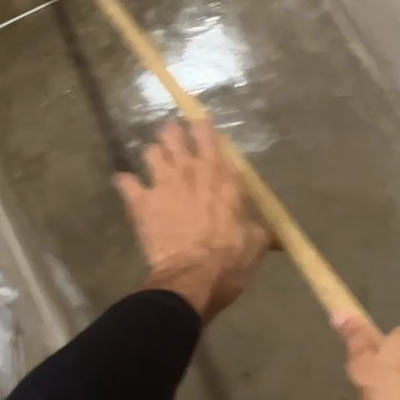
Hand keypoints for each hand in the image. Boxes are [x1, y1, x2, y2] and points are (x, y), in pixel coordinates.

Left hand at [115, 120, 271, 322]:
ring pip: (151, 152)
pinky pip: (125, 183)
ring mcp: (162, 184)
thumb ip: (260, 230)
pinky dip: (126, 183)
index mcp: (220, 175)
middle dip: (172, 134)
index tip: (200, 122)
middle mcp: (190, 171)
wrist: (193, 277)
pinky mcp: (141, 203)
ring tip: (154, 161)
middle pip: (174, 136)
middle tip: (172, 139)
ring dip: (152, 155)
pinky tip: (127, 185)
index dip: (202, 126)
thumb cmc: (230, 258)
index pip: (209, 136)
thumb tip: (273, 236)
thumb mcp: (256, 243)